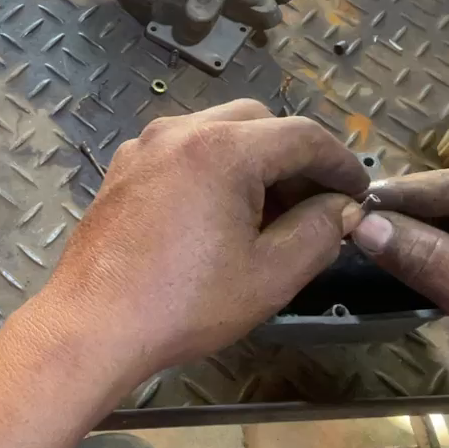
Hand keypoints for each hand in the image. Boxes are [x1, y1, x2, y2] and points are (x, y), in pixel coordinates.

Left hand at [28, 101, 369, 385]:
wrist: (92, 324)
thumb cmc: (183, 304)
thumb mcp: (270, 274)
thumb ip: (319, 231)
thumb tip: (340, 207)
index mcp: (221, 148)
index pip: (302, 135)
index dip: (339, 163)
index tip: (356, 193)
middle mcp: (179, 131)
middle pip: (258, 123)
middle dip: (293, 157)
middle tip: (312, 205)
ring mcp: (143, 146)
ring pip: (216, 131)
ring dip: (251, 159)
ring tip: (265, 211)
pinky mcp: (122, 168)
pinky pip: (181, 150)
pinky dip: (210, 166)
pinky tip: (215, 211)